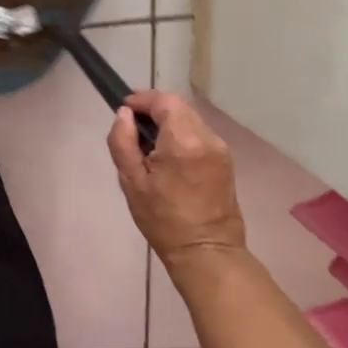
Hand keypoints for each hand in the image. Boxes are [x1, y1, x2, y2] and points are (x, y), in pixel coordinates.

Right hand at [107, 90, 245, 267]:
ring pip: (190, 119)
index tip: (124, 108)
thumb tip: (124, 115)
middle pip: (179, 106)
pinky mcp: (225, 159)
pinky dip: (179, 133)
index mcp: (183, 142)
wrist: (205, 249)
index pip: (165, 101)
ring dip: (167, 121)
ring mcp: (220, 149)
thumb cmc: (162, 218)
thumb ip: (123, 142)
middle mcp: (207, 139)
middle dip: (154, 108)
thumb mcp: (131, 180)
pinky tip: (165, 153)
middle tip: (131, 124)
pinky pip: (198, 134)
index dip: (142, 99)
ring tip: (146, 140)